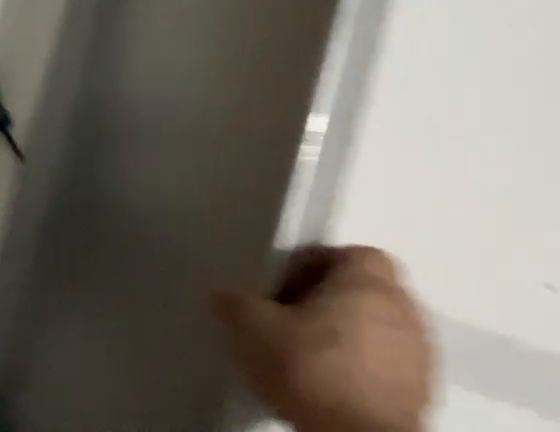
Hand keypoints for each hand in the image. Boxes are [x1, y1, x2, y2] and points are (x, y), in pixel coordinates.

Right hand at [213, 245, 432, 431]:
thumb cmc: (308, 367)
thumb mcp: (248, 325)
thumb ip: (234, 301)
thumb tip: (226, 297)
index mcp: (369, 287)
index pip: (358, 254)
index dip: (320, 261)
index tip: (286, 281)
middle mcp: (406, 315)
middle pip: (368, 291)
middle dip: (331, 298)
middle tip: (290, 312)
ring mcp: (422, 358)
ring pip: (379, 327)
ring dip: (347, 332)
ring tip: (306, 348)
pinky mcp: (423, 395)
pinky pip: (387, 362)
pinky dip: (360, 363)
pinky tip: (326, 377)